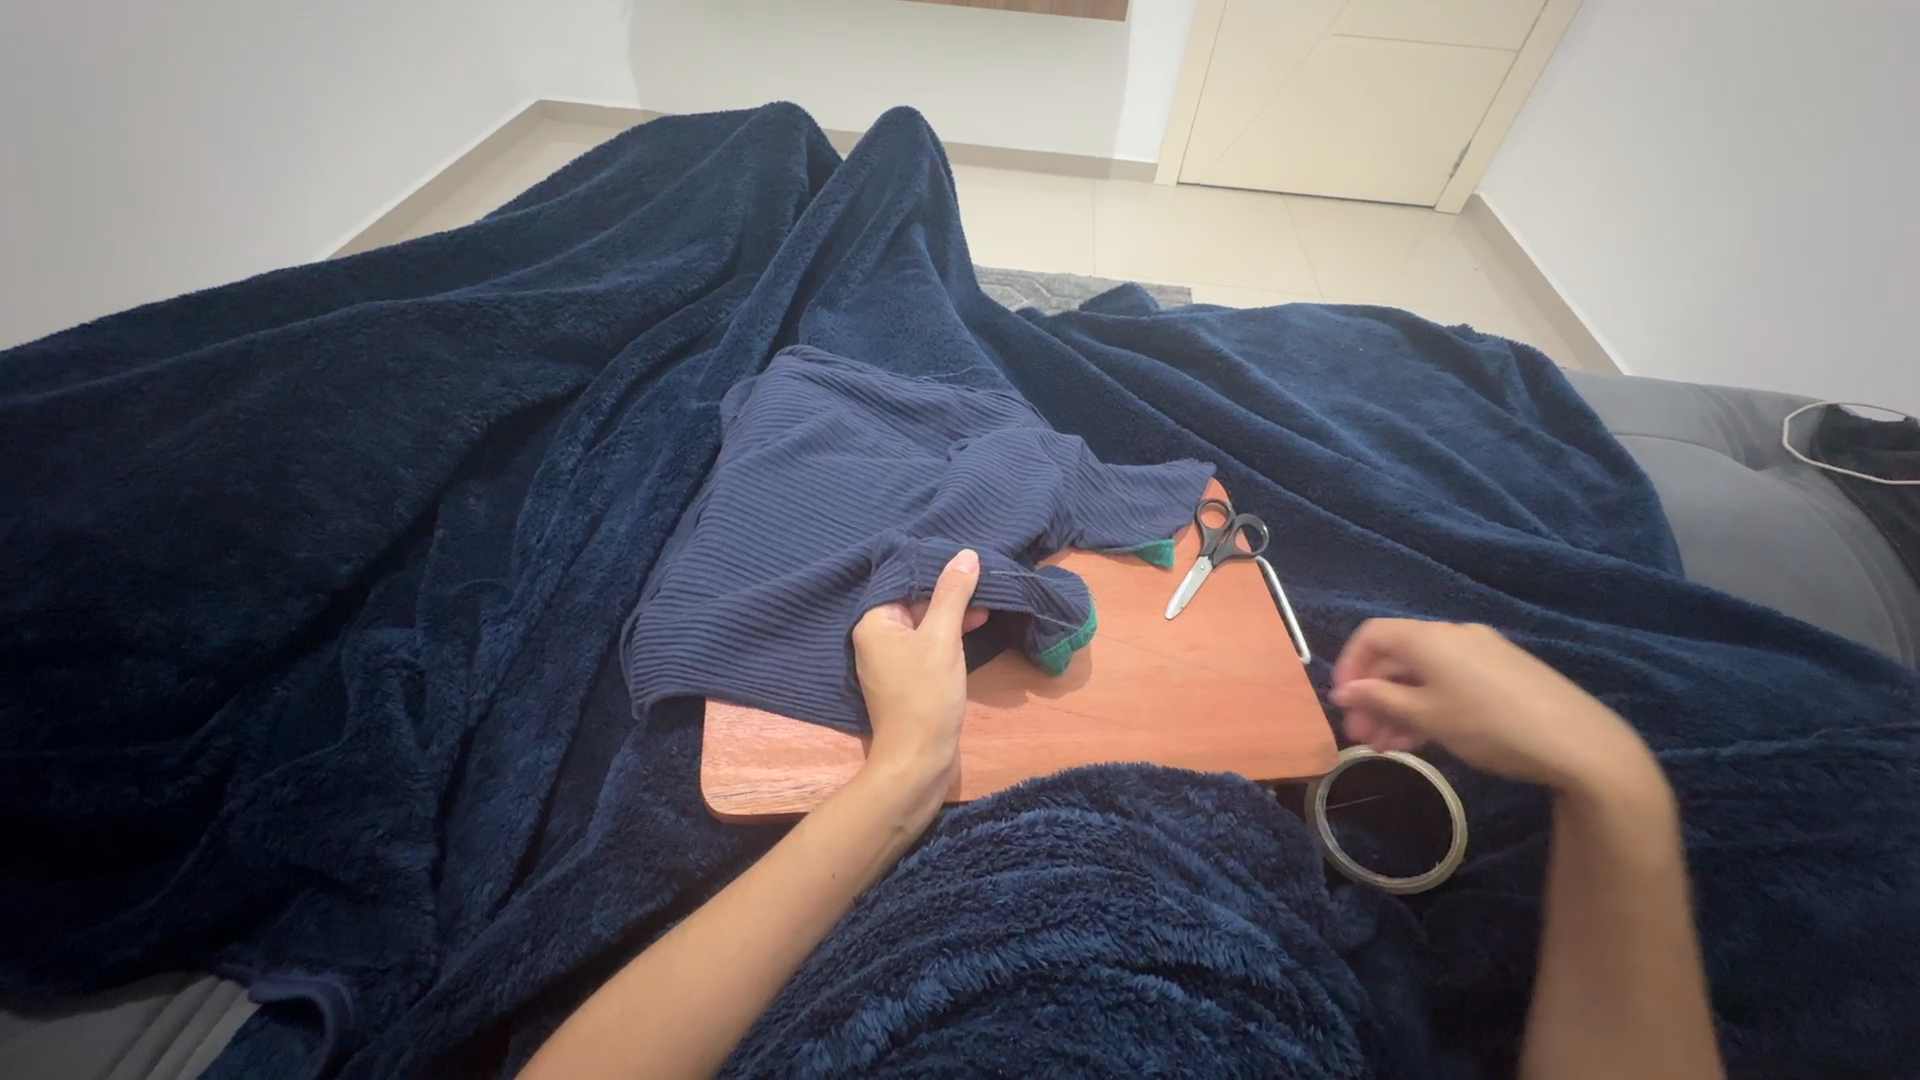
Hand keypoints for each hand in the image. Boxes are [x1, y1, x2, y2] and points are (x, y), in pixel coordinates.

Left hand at [850, 549, 986, 794]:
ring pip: (924, 623)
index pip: (904, 581)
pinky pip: (927, 644)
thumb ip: (953, 594)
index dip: (937, 570)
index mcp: (874, 622)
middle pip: (914, 600)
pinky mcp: (908, 678)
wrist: (919, 760)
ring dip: (953, 613)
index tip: (969, 562)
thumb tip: (966, 555)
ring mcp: (891, 660)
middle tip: (985, 583)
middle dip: (949, 593)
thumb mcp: (943, 637)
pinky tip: (975, 627)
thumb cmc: (926, 694)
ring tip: (988, 605)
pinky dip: (949, 634)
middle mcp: (876, 637)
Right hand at [1329, 619, 1660, 797]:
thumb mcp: (1425, 715)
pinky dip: (1426, 706)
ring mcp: (1480, 655)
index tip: (1342, 700)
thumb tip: (1343, 690)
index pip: (1372, 635)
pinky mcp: (1502, 676)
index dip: (1349, 664)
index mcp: (1429, 637)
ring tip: (1383, 746)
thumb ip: (1378, 699)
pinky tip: (1417, 739)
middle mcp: (1452, 636)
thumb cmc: (1489, 724)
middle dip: (1372, 695)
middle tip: (1359, 733)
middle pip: (1396, 658)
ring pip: (1421, 676)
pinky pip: (1447, 683)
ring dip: (1396, 707)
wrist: (1582, 745)